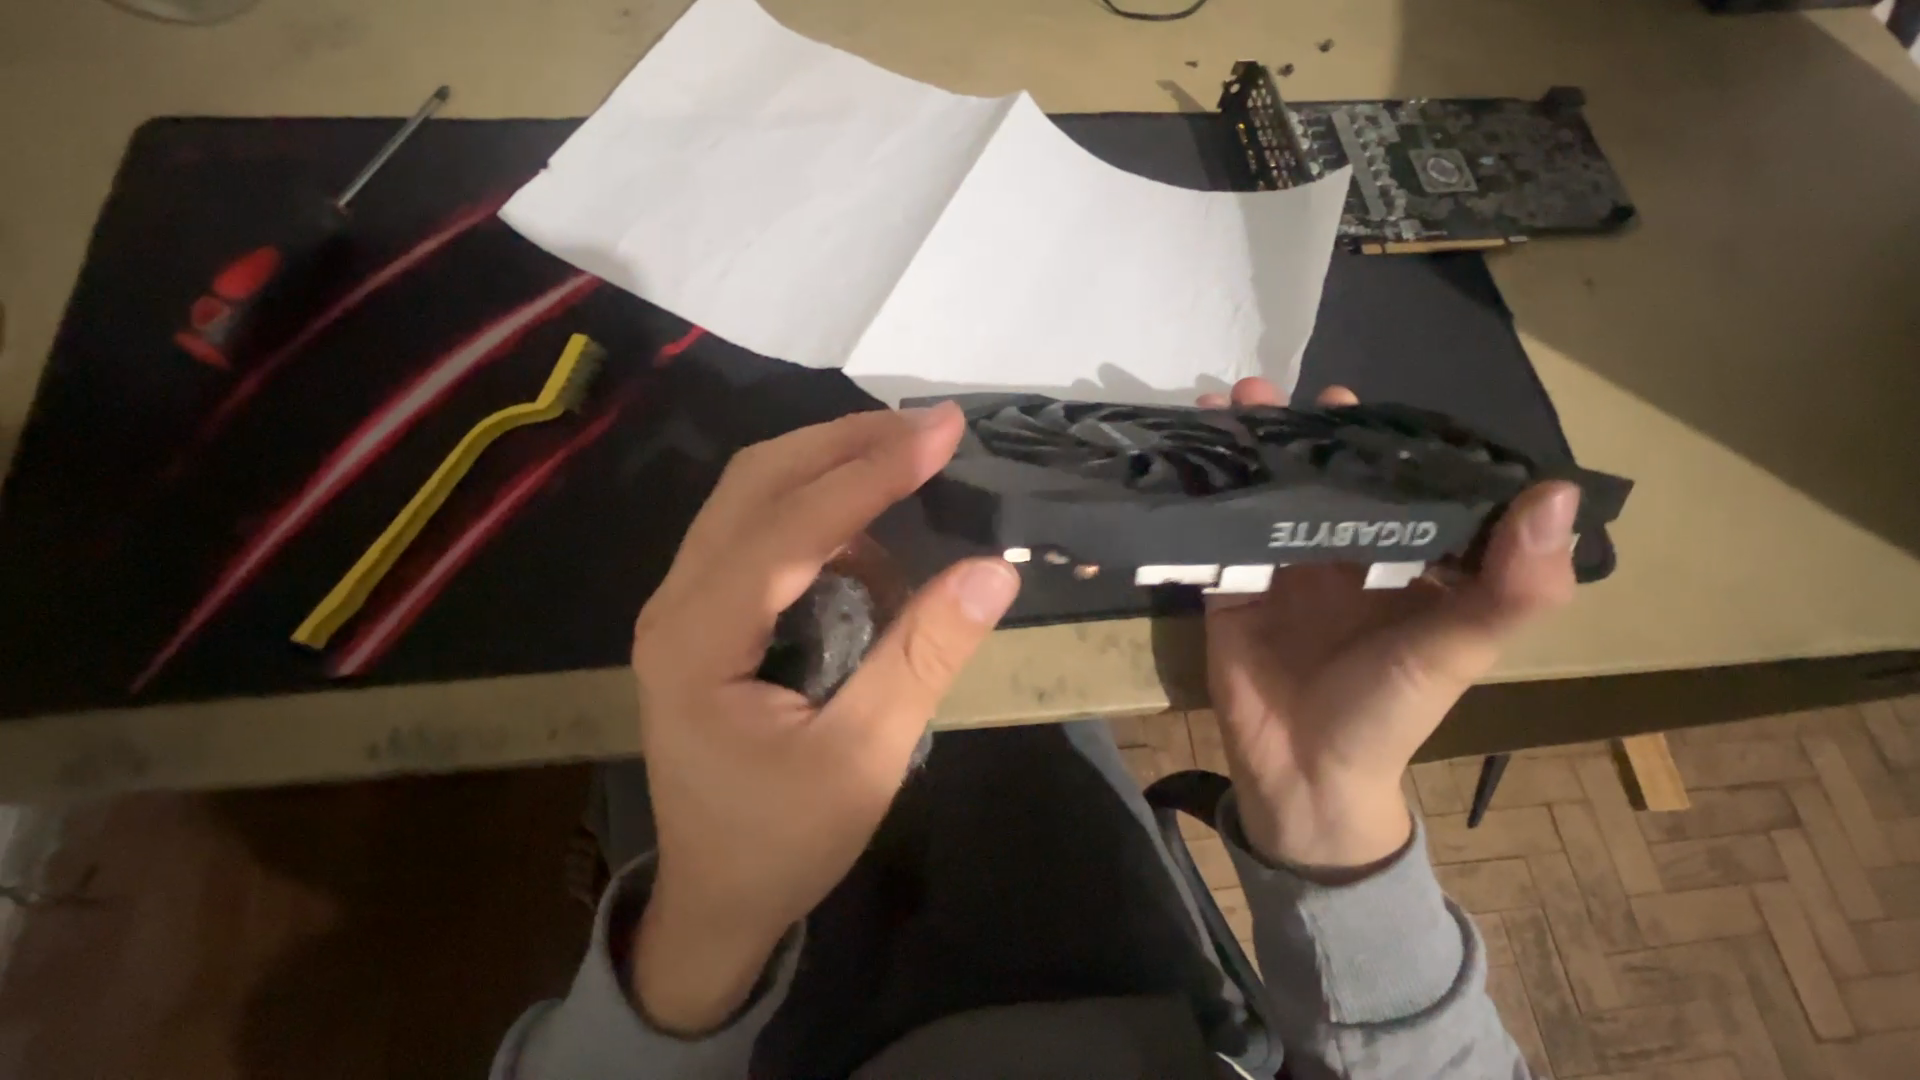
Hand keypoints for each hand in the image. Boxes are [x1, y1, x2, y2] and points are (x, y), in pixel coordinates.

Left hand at [628, 404, 1020, 1032]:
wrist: (715, 900)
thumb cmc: (782, 841)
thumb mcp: (864, 759)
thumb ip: (924, 658)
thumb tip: (994, 568)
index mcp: (697, 640)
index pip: (786, 527)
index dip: (868, 473)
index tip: (941, 432)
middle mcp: (676, 603)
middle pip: (755, 483)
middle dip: (844, 444)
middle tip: (928, 429)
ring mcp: (684, 605)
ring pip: (752, 497)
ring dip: (830, 468)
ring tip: (910, 466)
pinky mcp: (706, 614)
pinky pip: (760, 534)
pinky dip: (820, 514)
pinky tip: (872, 536)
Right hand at [1196, 379, 1578, 875]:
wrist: (1301, 770)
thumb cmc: (1388, 712)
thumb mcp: (1456, 651)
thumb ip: (1513, 588)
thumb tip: (1556, 493)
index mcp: (1404, 558)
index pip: (1397, 480)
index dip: (1377, 435)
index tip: (1346, 397)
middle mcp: (1342, 551)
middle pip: (1323, 475)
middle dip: (1296, 430)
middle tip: (1271, 391)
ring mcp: (1282, 564)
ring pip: (1268, 490)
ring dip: (1248, 446)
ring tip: (1227, 401)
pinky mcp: (1233, 582)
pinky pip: (1220, 529)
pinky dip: (1205, 491)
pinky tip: (1191, 453)